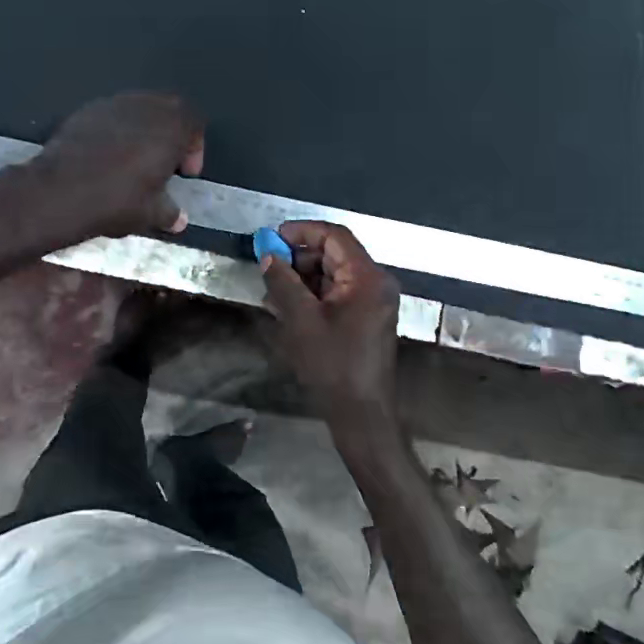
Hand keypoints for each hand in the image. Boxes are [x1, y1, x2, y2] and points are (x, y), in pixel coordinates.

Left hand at [26, 93, 204, 239]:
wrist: (59, 192)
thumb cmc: (116, 201)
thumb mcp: (151, 214)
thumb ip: (170, 213)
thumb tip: (179, 220)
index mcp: (170, 126)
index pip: (195, 122)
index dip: (195, 147)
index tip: (184, 173)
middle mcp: (145, 106)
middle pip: (169, 110)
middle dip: (172, 135)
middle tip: (164, 165)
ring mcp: (113, 104)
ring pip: (139, 110)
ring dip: (144, 132)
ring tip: (135, 162)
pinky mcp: (86, 111)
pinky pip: (112, 116)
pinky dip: (118, 132)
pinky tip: (107, 159)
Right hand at [260, 221, 400, 420]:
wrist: (360, 412)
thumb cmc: (333, 364)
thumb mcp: (301, 320)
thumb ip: (283, 282)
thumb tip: (268, 256)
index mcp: (367, 278)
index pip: (335, 236)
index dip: (302, 231)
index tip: (272, 238)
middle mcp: (376, 283)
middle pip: (334, 254)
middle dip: (299, 257)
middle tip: (268, 266)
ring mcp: (373, 302)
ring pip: (333, 274)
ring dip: (302, 277)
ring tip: (272, 291)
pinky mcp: (366, 318)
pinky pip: (337, 294)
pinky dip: (313, 294)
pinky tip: (286, 306)